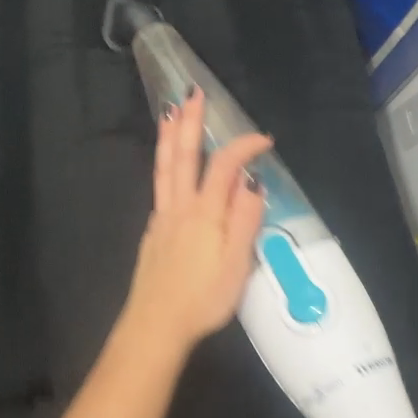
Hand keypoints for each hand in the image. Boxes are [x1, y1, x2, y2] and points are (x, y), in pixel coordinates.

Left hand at [118, 87, 272, 359]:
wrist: (156, 324)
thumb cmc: (203, 299)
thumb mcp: (236, 264)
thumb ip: (244, 220)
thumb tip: (252, 180)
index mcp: (205, 213)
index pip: (224, 166)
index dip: (243, 147)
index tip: (264, 139)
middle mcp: (181, 207)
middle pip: (184, 156)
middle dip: (190, 123)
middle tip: (192, 93)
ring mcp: (163, 218)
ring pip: (165, 168)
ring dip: (169, 137)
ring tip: (169, 113)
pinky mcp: (154, 231)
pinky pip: (159, 185)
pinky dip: (163, 165)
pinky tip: (166, 166)